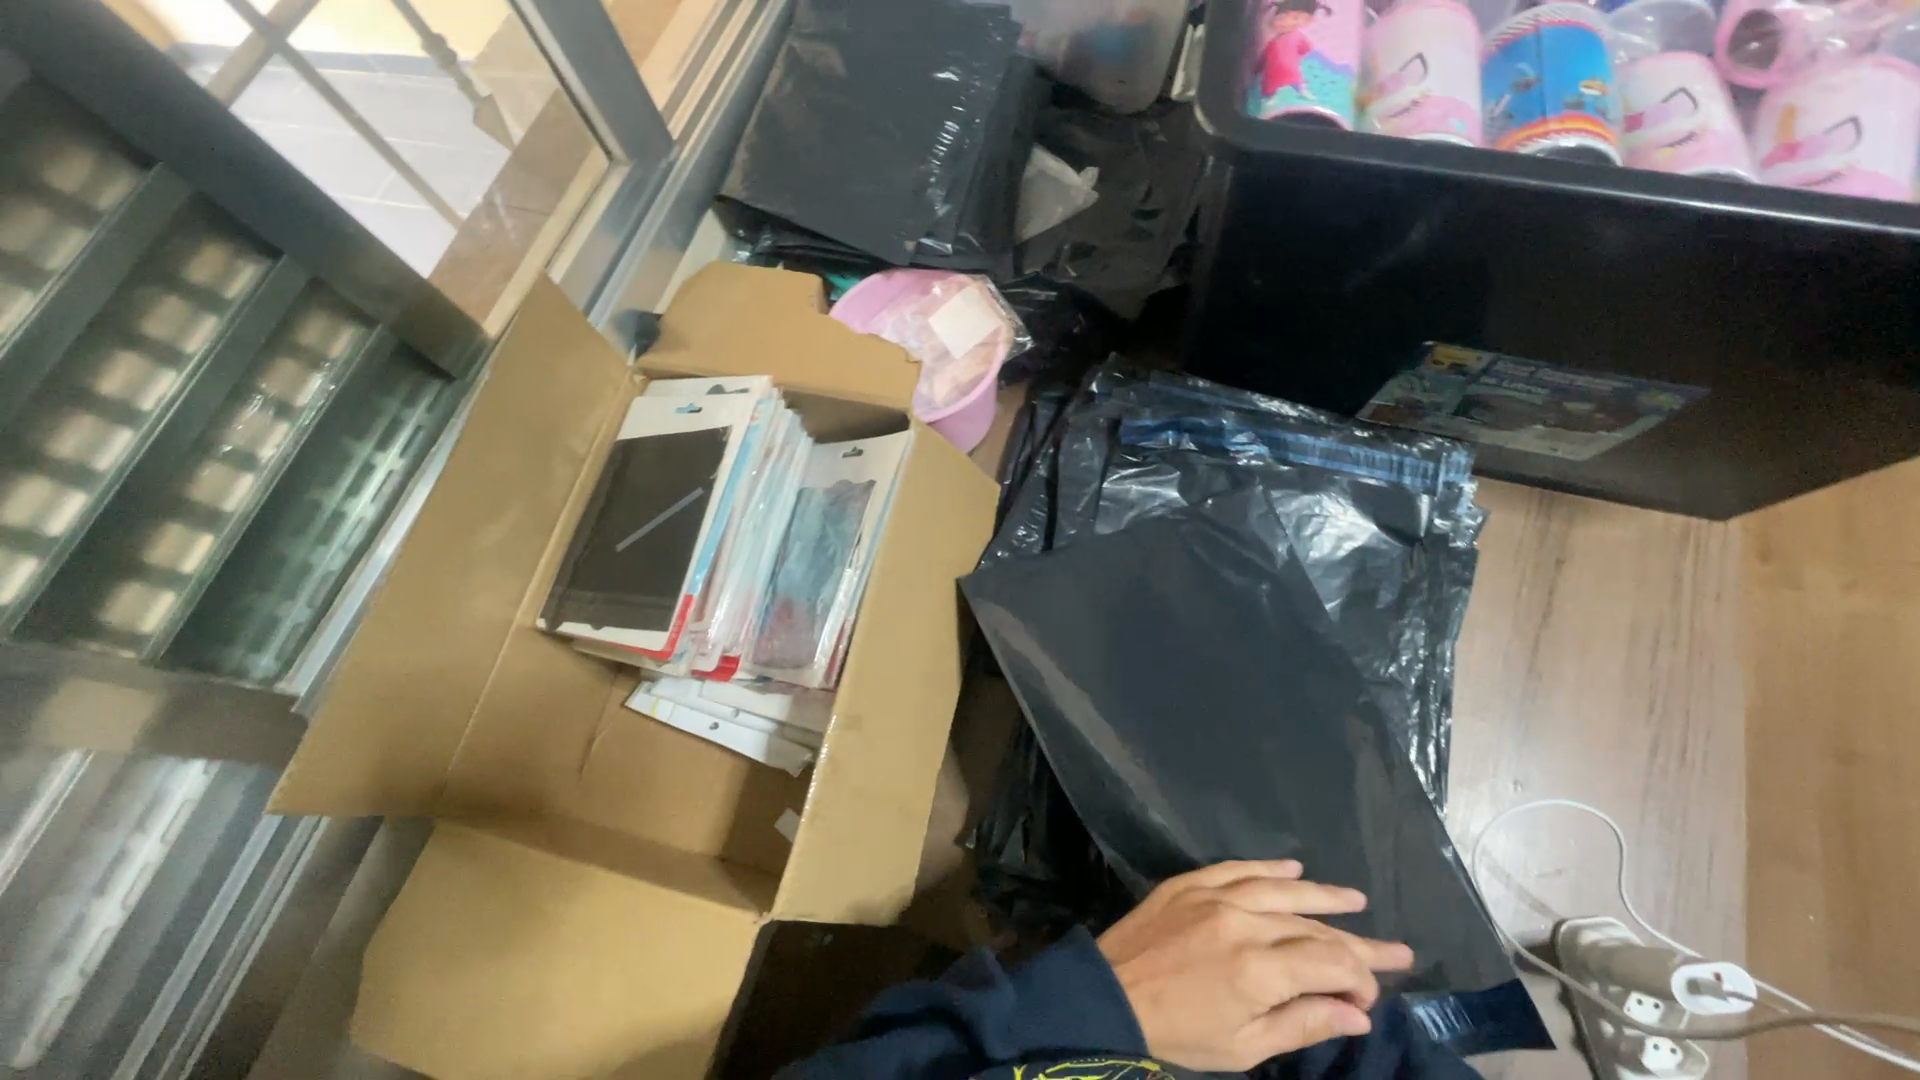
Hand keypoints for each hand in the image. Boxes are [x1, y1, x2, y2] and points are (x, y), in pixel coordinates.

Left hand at [1096, 860, 1415, 1071]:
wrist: (1108, 994)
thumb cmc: (1177, 1032)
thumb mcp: (1243, 1047)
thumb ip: (1302, 1023)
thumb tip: (1357, 1013)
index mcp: (1259, 969)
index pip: (1331, 963)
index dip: (1359, 980)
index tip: (1368, 999)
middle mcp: (1244, 922)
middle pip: (1313, 927)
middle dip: (1357, 943)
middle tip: (1398, 950)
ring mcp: (1215, 896)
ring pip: (1282, 890)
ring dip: (1323, 895)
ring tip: (1357, 899)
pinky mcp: (1190, 883)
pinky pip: (1237, 868)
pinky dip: (1269, 868)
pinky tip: (1294, 869)